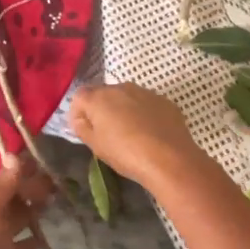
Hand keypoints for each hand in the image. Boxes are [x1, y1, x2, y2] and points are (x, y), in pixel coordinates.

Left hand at [0, 156, 53, 248]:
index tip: (46, 160)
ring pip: (23, 215)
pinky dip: (36, 238)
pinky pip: (26, 242)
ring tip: (57, 200)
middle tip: (58, 182)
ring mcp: (2, 233)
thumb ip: (3, 184)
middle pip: (18, 195)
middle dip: (35, 187)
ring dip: (37, 209)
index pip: (8, 176)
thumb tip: (14, 155)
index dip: (25, 168)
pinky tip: (49, 235)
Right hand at [69, 83, 202, 186]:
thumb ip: (82, 128)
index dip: (78, 113)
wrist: (171, 160)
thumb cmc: (126, 153)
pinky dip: (144, 114)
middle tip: (107, 132)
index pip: (79, 97)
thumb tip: (80, 120)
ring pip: (126, 97)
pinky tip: (150, 133)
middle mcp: (120, 88)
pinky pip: (146, 104)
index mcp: (98, 98)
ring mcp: (144, 92)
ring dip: (124, 110)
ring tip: (131, 133)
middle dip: (101, 109)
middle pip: (103, 94)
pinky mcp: (164, 101)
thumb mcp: (96, 146)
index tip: (84, 130)